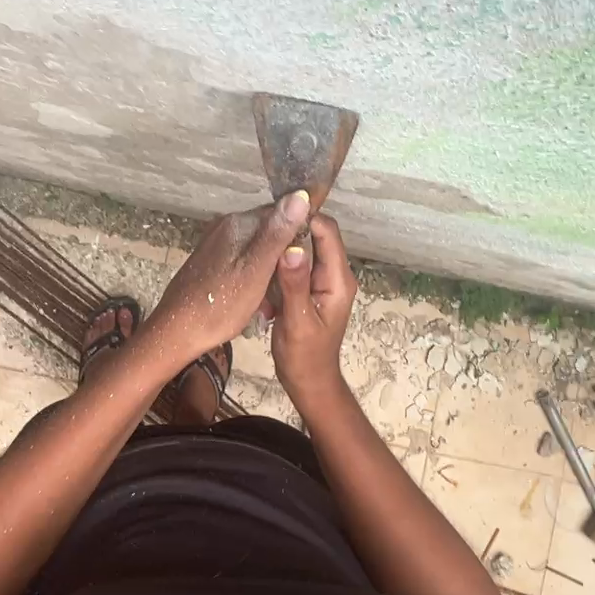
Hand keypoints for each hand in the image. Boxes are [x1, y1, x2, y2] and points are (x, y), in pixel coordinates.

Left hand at [144, 190, 310, 362]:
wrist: (176, 332)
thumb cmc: (220, 305)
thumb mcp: (256, 270)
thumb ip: (277, 234)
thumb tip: (300, 195)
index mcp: (238, 223)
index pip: (281, 213)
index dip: (298, 235)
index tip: (305, 261)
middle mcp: (226, 226)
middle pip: (269, 231)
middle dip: (283, 255)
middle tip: (288, 285)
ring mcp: (216, 244)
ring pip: (257, 248)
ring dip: (270, 270)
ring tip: (273, 298)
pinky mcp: (211, 261)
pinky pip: (243, 261)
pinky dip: (254, 276)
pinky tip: (256, 299)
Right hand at [270, 214, 357, 398]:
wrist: (308, 381)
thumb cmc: (304, 356)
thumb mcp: (297, 321)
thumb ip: (294, 284)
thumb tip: (291, 247)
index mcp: (338, 279)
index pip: (326, 232)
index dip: (304, 216)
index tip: (274, 213)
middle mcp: (334, 274)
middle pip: (315, 235)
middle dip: (289, 231)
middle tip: (258, 230)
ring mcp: (322, 280)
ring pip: (302, 249)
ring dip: (281, 250)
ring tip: (256, 249)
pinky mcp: (308, 287)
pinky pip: (294, 265)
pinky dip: (278, 267)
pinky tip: (260, 274)